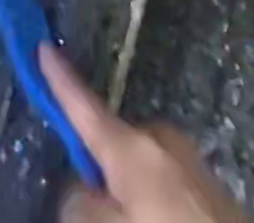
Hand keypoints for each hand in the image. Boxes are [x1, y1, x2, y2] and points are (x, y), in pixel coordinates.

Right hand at [39, 44, 247, 222]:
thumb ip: (80, 207)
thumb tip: (80, 188)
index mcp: (133, 150)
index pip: (84, 106)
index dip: (60, 80)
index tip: (43, 47)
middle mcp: (161, 143)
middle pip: (111, 146)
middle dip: (98, 171)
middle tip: (97, 208)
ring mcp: (190, 163)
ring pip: (138, 171)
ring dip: (128, 195)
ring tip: (133, 218)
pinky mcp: (210, 190)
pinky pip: (163, 189)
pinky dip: (153, 207)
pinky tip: (160, 222)